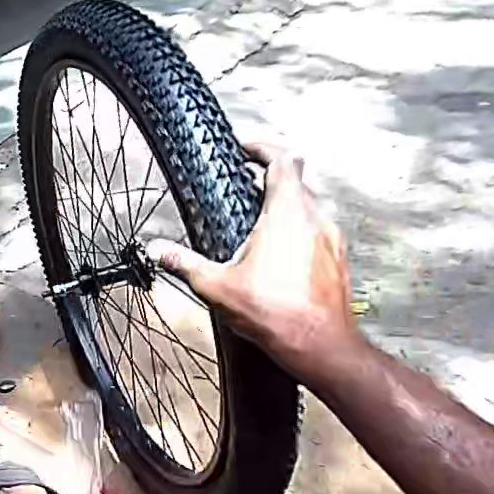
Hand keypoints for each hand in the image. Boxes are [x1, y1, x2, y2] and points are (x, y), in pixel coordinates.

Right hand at [143, 142, 361, 382]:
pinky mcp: (337, 258)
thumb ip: (183, 262)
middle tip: (246, 180)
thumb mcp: (215, 285)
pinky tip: (278, 249)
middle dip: (271, 175)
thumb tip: (156, 250)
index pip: (282, 162)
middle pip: (298, 179)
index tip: (245, 149)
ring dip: (286, 202)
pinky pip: (318, 229)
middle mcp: (315, 219)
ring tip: (258, 215)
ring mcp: (331, 238)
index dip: (263, 149)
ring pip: (310, 204)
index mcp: (286, 215)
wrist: (319, 344)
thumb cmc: (274, 312)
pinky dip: (298, 226)